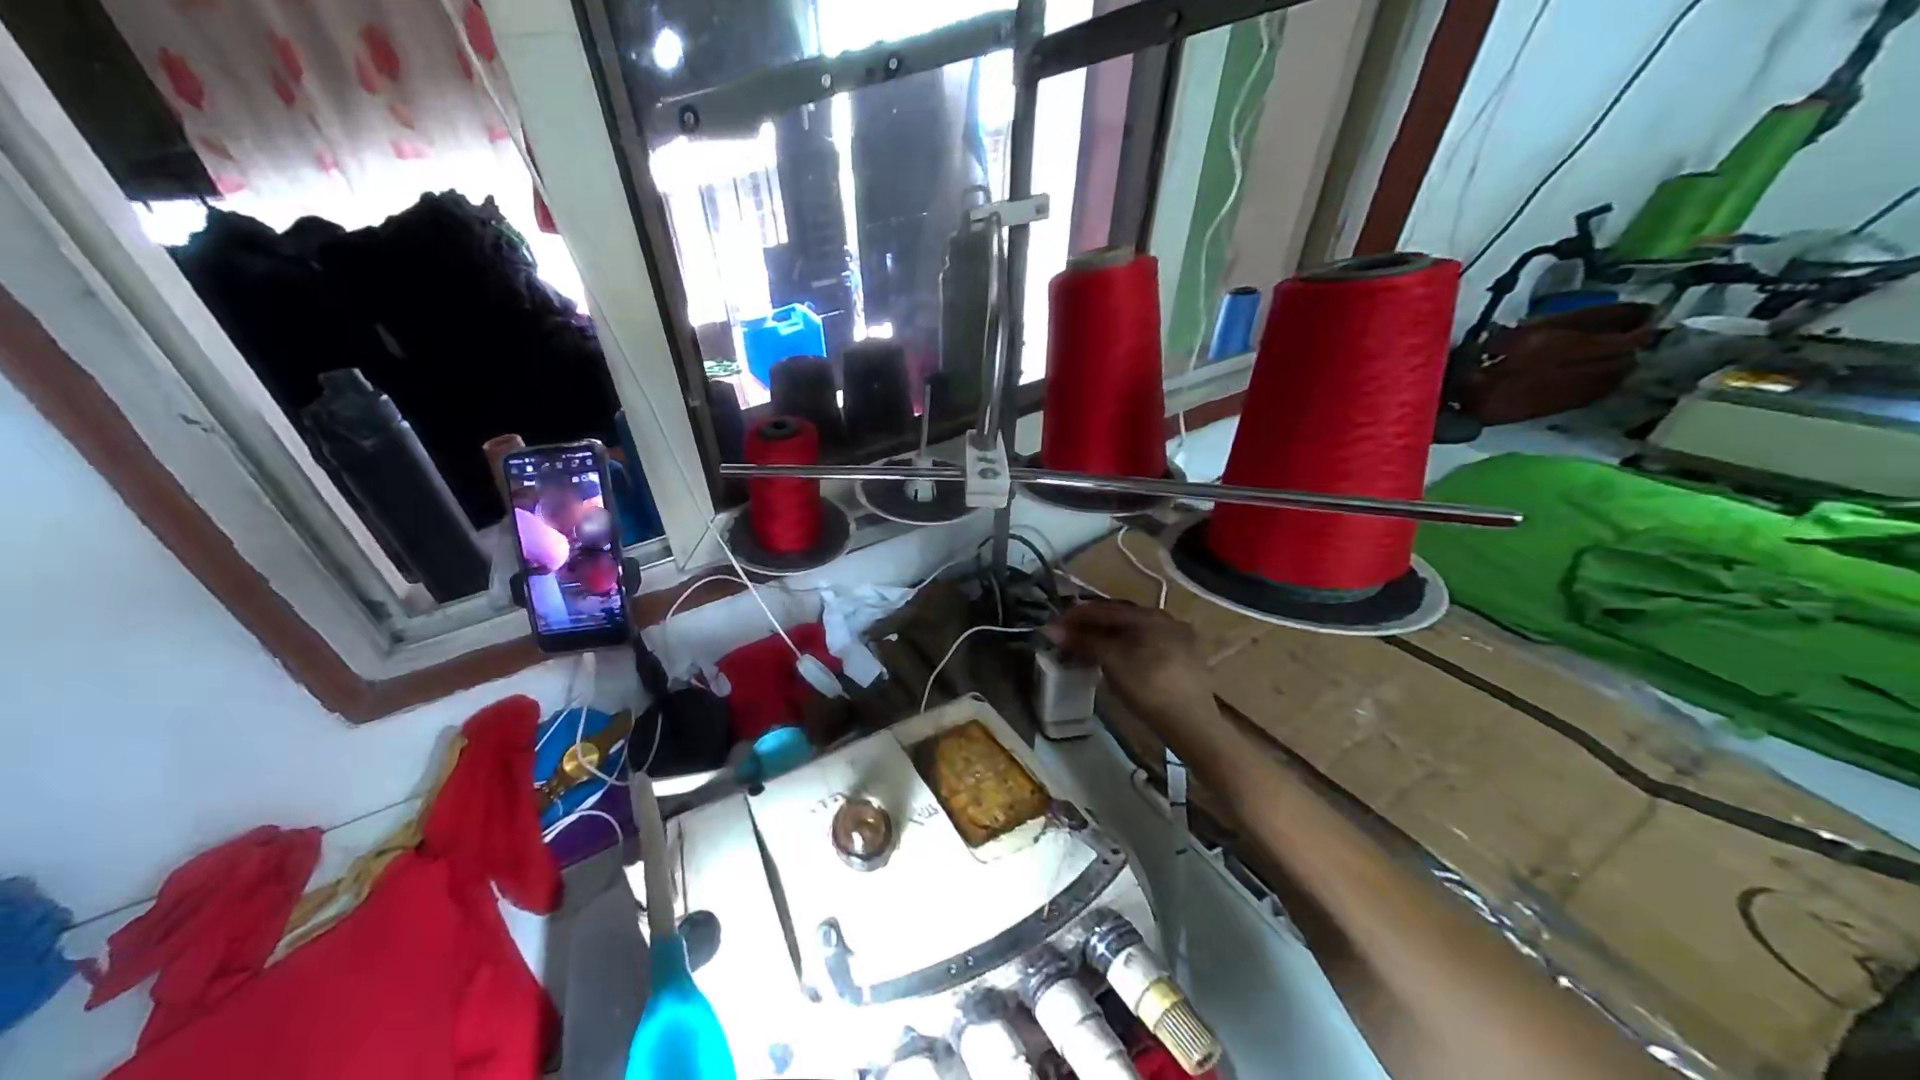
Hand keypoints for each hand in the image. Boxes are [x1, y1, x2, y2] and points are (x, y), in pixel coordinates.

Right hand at [1045, 601, 1216, 729]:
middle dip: (1092, 625)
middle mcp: (1166, 619)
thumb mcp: (1111, 661)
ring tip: (1088, 648)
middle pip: (1120, 617)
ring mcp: (1178, 638)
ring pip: (1134, 631)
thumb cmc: (1148, 686)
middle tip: (1068, 637)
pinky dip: (1126, 647)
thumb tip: (1053, 629)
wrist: (1192, 722)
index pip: (1104, 609)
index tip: (1054, 627)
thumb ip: (1084, 641)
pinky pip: (1147, 644)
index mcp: (1149, 615)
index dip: (1076, 616)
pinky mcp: (1184, 658)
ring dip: (1108, 637)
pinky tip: (1116, 659)